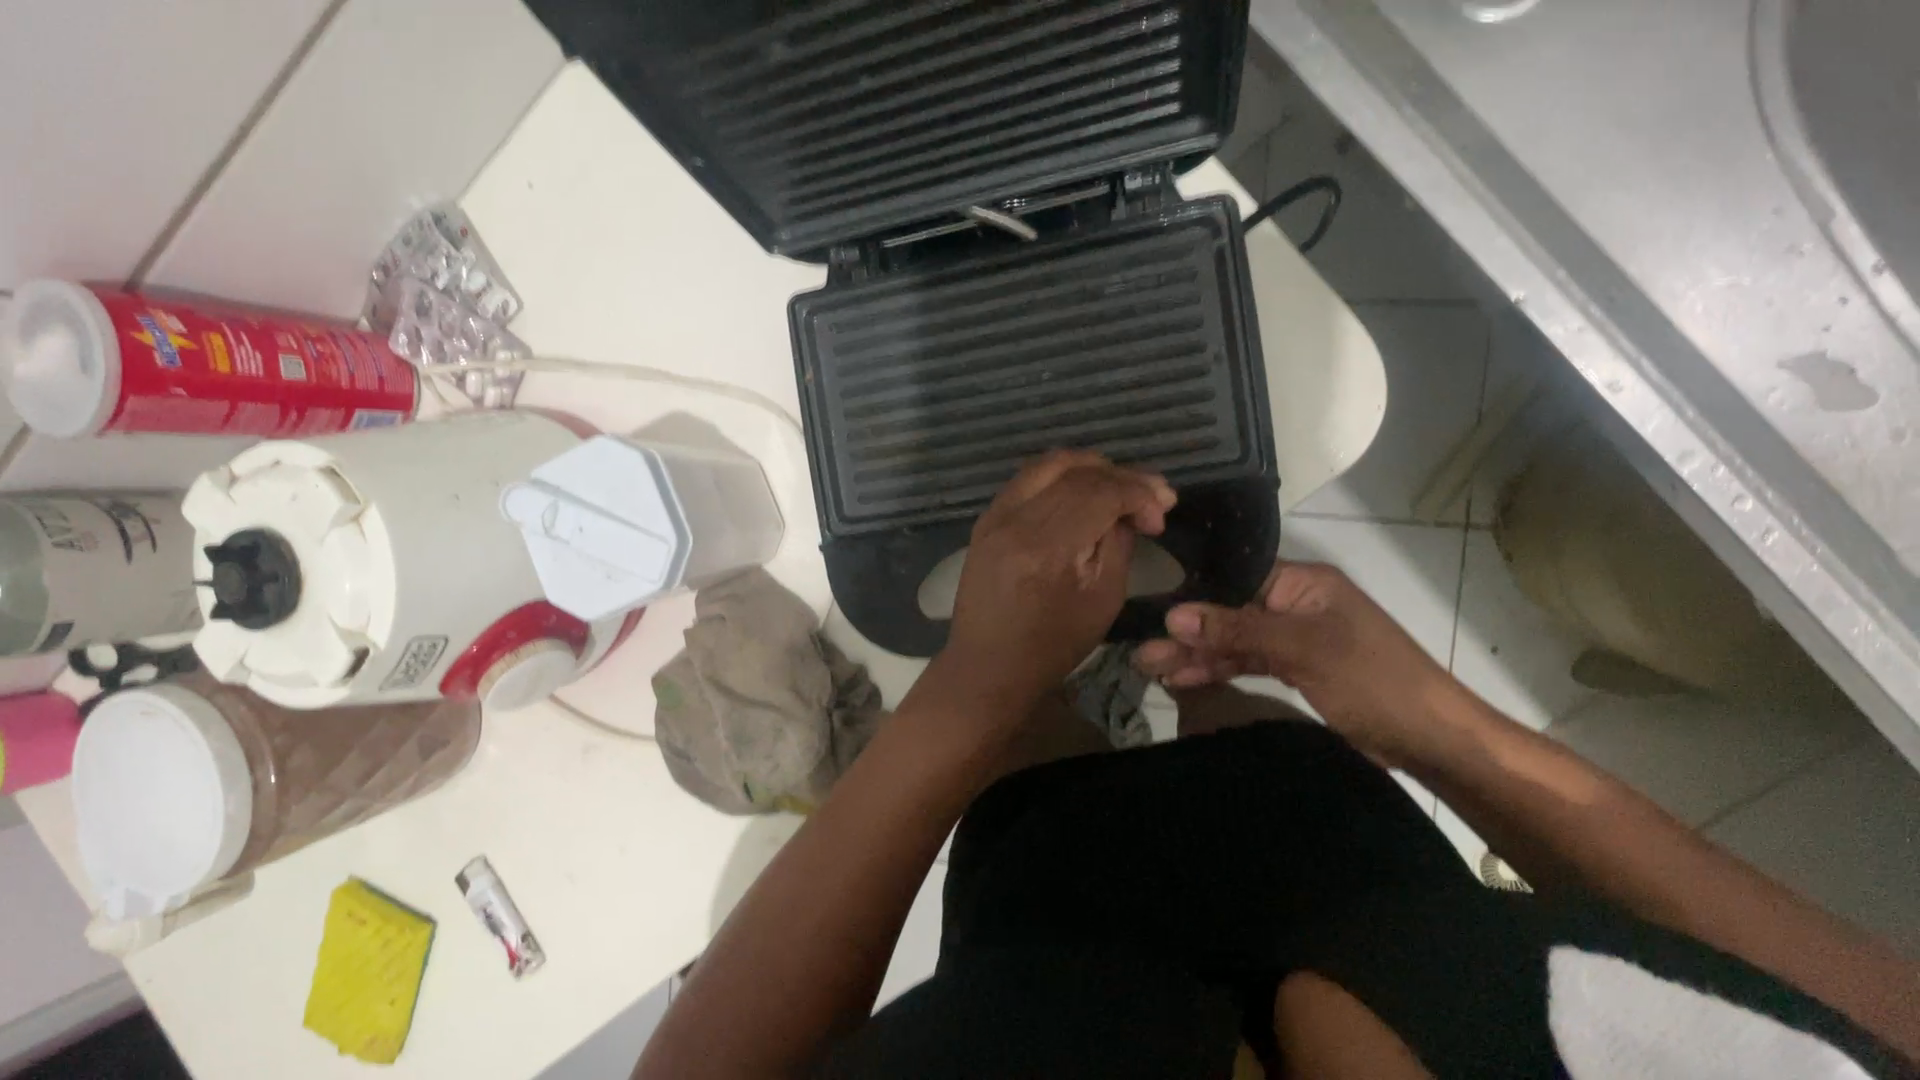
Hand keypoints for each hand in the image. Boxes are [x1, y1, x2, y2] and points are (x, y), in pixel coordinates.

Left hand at [939, 451, 1175, 715]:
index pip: (1100, 492)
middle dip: (1122, 476)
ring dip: (1092, 469)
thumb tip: (1130, 509)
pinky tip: (1085, 494)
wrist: (987, 667)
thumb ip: (1117, 545)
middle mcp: (1015, 520)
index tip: (1162, 514)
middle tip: (1151, 496)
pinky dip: (1063, 477)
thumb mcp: (1102, 601)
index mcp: (1046, 547)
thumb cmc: (1051, 646)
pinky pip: (1029, 479)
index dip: (1140, 493)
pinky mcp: (986, 519)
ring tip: (1121, 489)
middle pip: (1076, 470)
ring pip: (1049, 464)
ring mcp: (994, 515)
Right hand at [1133, 561, 1462, 766]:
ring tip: (1151, 669)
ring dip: (1197, 656)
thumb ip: (1237, 631)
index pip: (1236, 579)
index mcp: (1304, 584)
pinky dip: (1220, 672)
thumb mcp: (1302, 650)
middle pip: (1230, 614)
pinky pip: (1249, 664)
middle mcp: (1296, 605)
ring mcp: (1296, 640)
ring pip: (1236, 642)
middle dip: (1188, 634)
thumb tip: (1173, 615)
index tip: (1150, 611)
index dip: (1193, 595)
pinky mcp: (1297, 671)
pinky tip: (1185, 681)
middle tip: (1141, 654)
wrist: (1430, 738)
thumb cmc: (1372, 680)